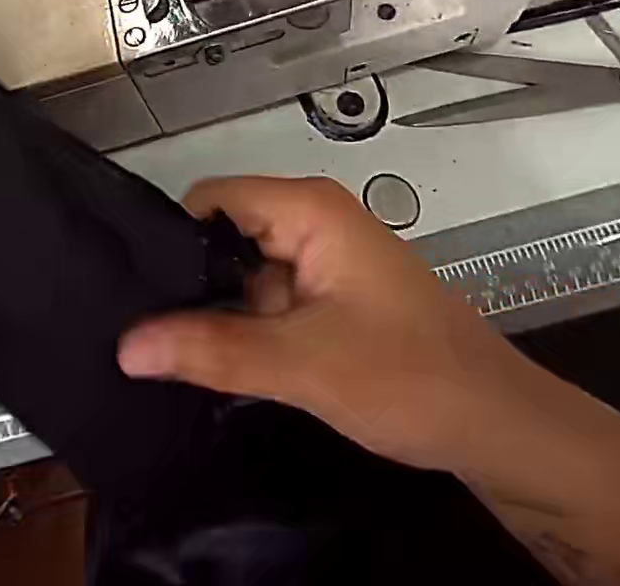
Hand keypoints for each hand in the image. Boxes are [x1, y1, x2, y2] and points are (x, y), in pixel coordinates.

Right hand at [117, 175, 547, 471]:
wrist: (491, 422)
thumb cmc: (409, 375)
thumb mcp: (302, 363)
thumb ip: (212, 349)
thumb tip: (128, 344)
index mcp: (309, 209)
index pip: (213, 198)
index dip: (171, 236)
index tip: (132, 287)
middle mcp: (313, 220)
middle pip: (226, 233)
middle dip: (189, 280)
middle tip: (141, 331)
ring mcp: (322, 258)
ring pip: (245, 271)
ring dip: (217, 309)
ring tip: (166, 352)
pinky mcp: (329, 293)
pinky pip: (269, 297)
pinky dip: (246, 325)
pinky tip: (215, 360)